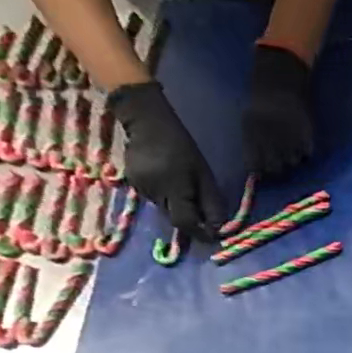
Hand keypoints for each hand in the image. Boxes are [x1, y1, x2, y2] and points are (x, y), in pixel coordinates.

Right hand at [106, 81, 228, 243]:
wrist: (146, 119)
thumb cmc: (180, 144)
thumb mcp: (203, 173)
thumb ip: (211, 202)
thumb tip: (218, 229)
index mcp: (174, 189)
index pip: (186, 223)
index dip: (200, 232)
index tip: (212, 232)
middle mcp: (154, 195)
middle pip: (175, 219)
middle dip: (189, 217)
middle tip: (198, 202)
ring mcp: (141, 190)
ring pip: (164, 210)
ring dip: (175, 205)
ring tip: (179, 184)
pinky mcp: (133, 185)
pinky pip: (153, 200)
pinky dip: (163, 196)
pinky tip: (165, 178)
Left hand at [241, 45, 314, 177]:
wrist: (281, 78)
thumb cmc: (262, 100)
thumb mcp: (248, 122)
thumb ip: (251, 146)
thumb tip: (254, 171)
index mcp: (254, 138)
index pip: (256, 167)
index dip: (259, 169)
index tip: (261, 168)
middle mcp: (272, 141)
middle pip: (276, 169)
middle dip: (276, 167)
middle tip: (277, 161)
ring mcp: (291, 138)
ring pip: (292, 163)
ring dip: (291, 160)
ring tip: (289, 149)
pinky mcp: (306, 134)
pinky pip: (306, 154)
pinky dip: (304, 152)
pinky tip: (300, 143)